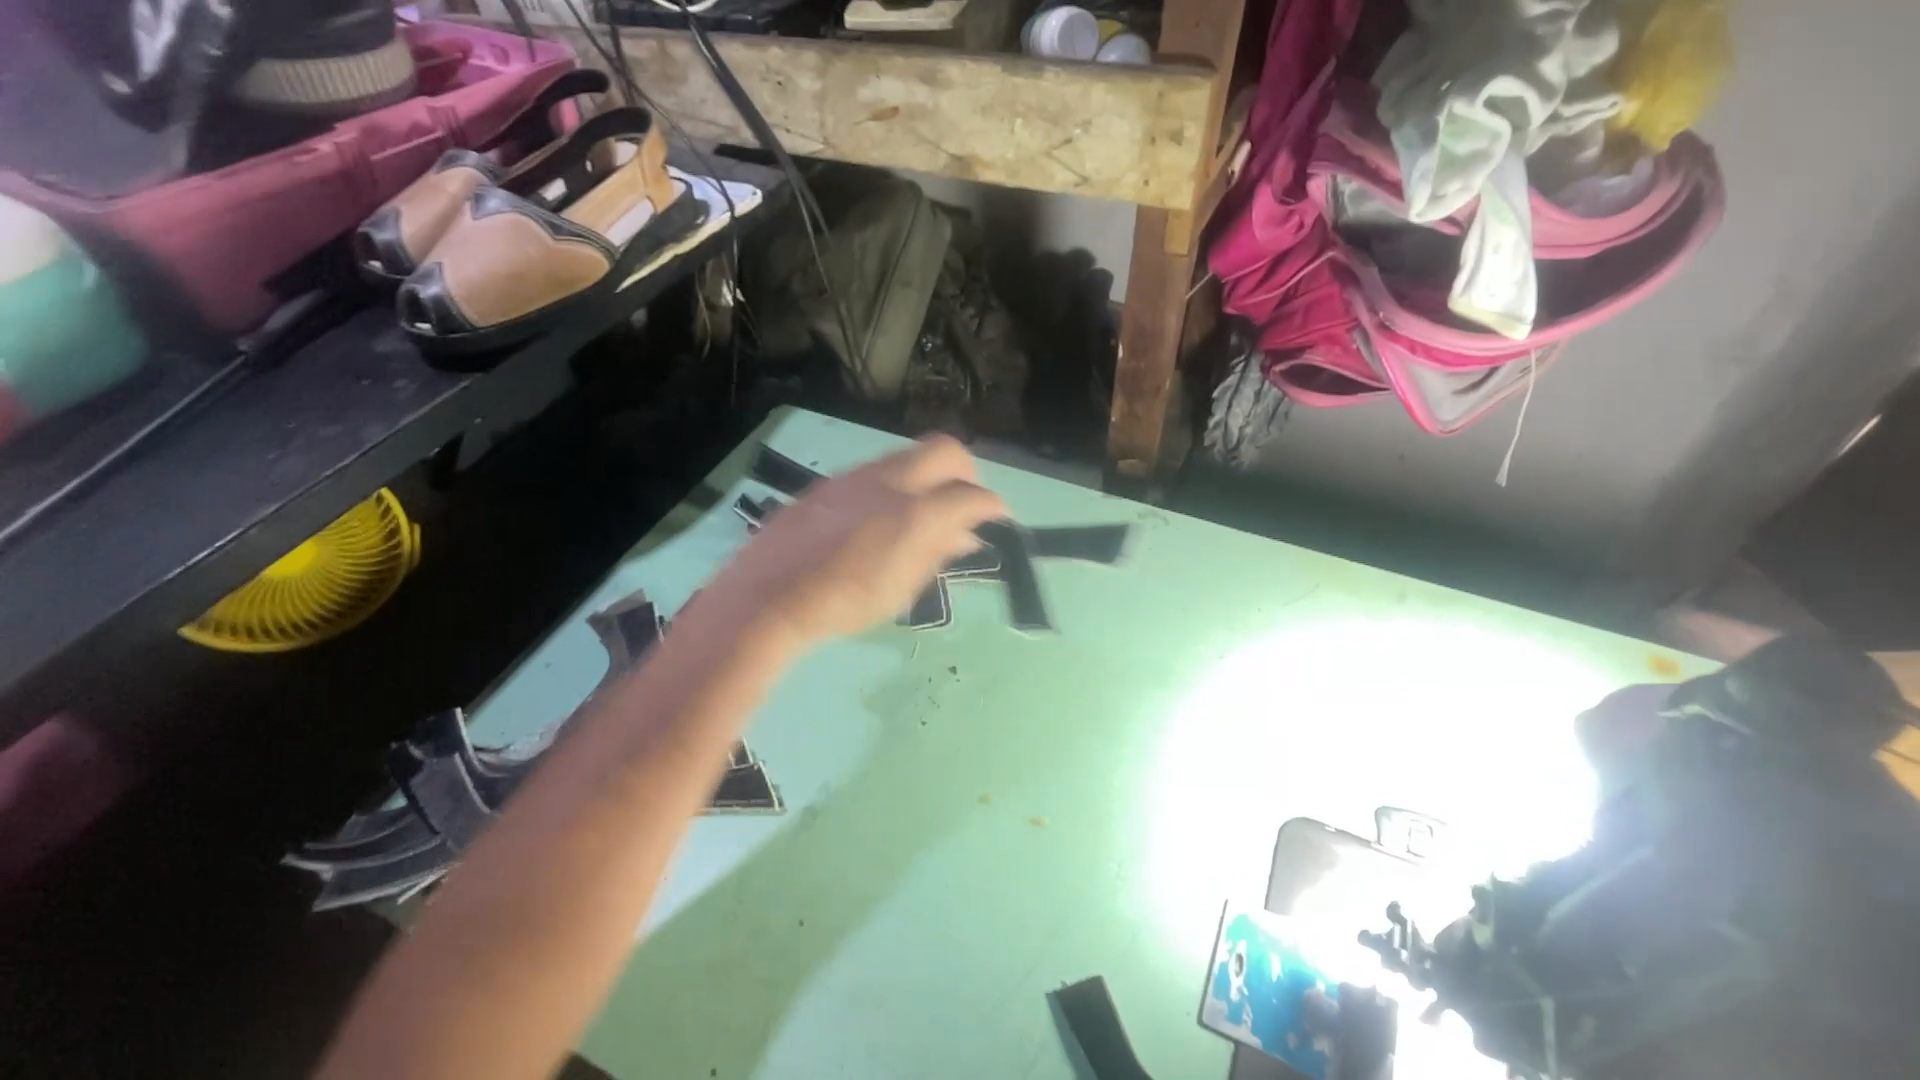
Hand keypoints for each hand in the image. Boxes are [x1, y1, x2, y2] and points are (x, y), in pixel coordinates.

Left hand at [707, 437, 1006, 645]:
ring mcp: (854, 478)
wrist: (767, 596)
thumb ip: (935, 554)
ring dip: (925, 479)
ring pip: (905, 458)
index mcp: (917, 511)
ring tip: (919, 516)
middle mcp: (890, 481)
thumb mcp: (901, 589)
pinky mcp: (826, 486)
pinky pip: (872, 475)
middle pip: (945, 450)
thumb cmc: (844, 604)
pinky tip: (875, 522)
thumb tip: (963, 536)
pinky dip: (890, 489)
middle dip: (965, 472)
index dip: (993, 506)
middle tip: (964, 502)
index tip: (998, 518)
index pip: (972, 495)